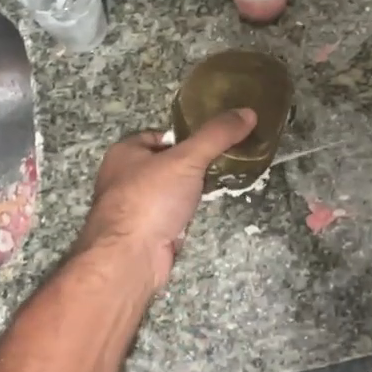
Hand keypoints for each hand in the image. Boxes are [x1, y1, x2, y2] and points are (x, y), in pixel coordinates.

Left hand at [77, 109, 258, 293]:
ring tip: (218, 185)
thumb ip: (217, 135)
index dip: (187, 137)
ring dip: (190, 191)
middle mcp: (124, 177)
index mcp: (125, 152)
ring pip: (170, 191)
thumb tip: (248, 112)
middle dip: (192, 166)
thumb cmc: (150, 199)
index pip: (160, 135)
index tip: (214, 141)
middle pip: (167, 163)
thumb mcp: (187, 158)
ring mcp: (134, 207)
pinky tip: (201, 213)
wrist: (130, 259)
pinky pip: (171, 215)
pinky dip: (185, 214)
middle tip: (221, 163)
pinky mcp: (146, 232)